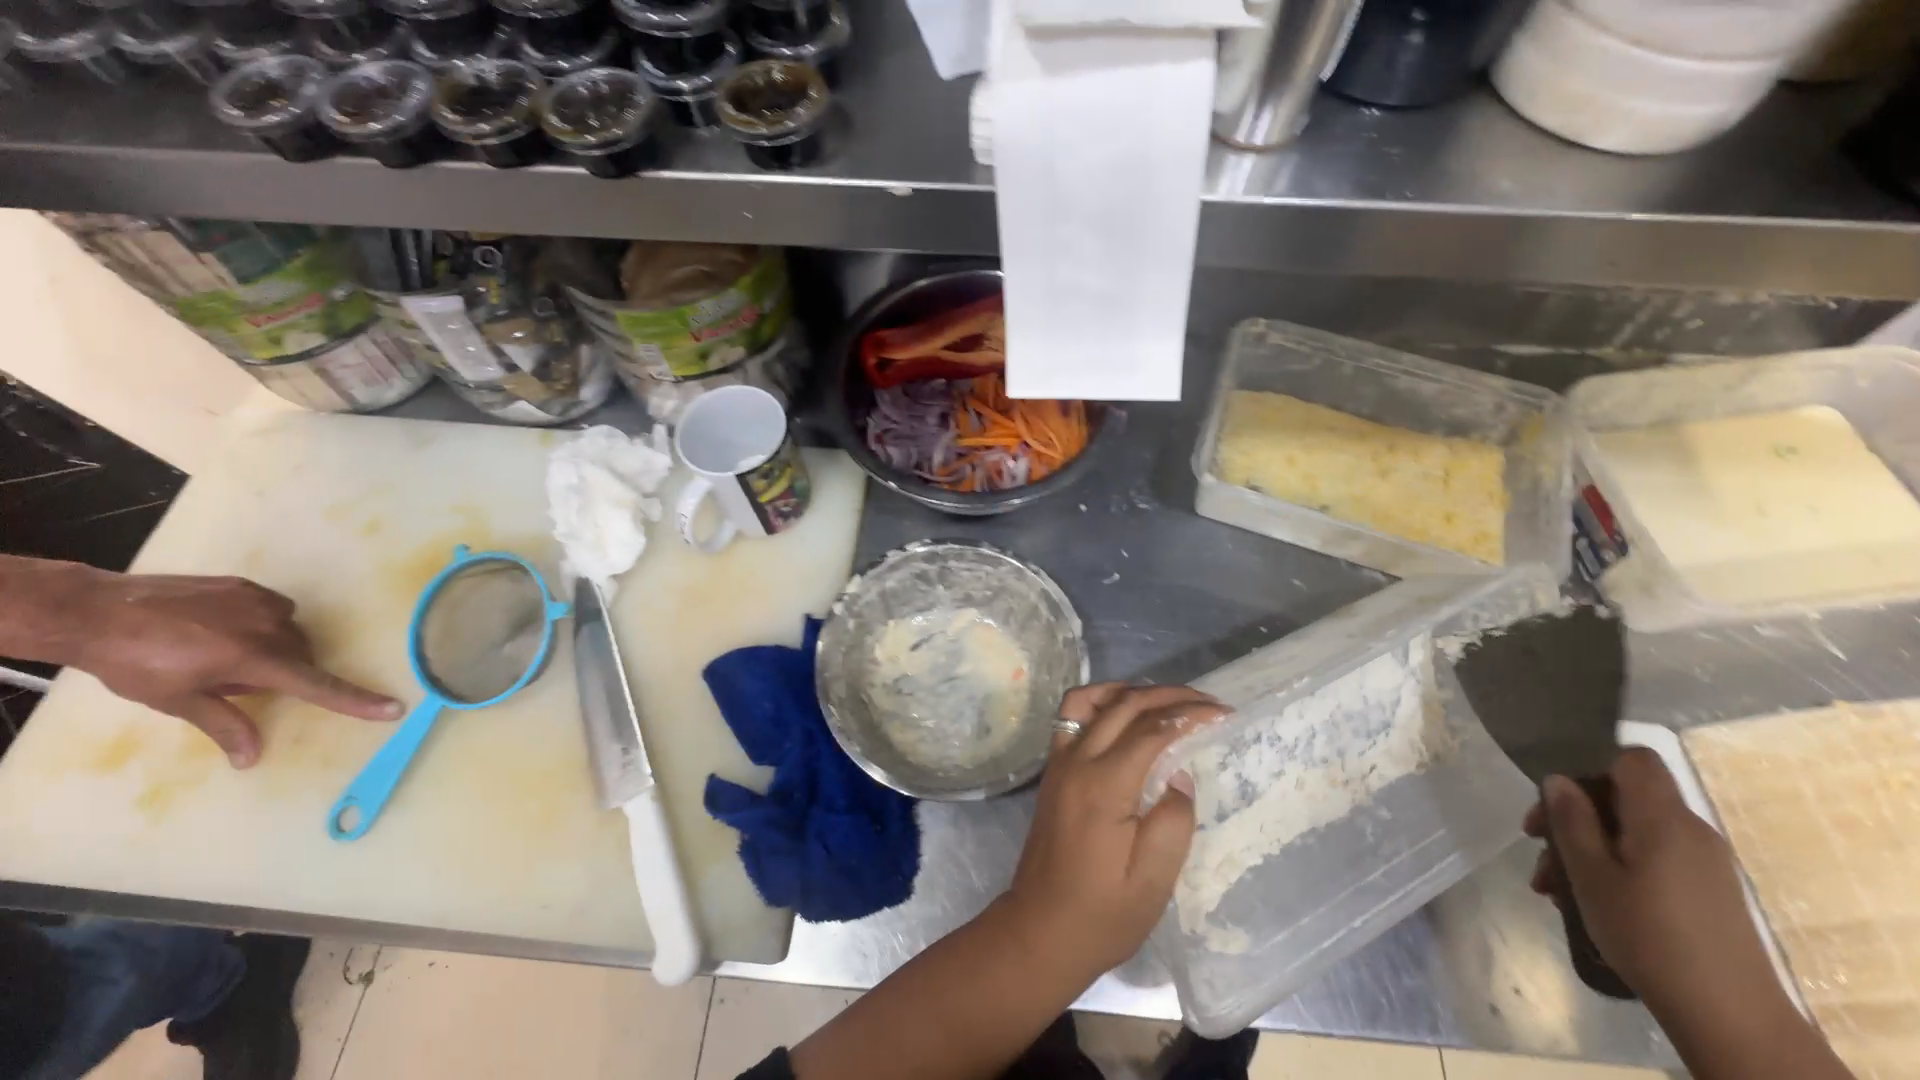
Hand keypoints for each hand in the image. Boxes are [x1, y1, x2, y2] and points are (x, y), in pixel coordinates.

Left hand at [64, 569, 400, 767]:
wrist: (98, 611)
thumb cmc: (136, 664)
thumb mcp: (177, 700)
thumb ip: (224, 724)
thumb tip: (252, 759)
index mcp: (255, 659)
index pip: (319, 686)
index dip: (357, 700)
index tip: (393, 708)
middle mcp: (270, 628)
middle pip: (301, 657)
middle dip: (281, 672)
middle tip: (230, 680)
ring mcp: (260, 602)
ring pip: (288, 633)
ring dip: (271, 647)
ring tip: (219, 650)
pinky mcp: (246, 585)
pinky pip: (273, 610)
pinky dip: (258, 624)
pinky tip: (217, 627)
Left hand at [1002, 683, 1228, 978]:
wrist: (1041, 931)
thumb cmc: (1103, 914)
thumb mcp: (1153, 880)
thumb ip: (1173, 821)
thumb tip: (1179, 776)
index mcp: (1103, 786)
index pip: (1151, 729)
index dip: (1190, 715)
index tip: (1225, 714)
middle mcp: (1076, 763)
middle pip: (1123, 706)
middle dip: (1169, 696)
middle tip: (1208, 703)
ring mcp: (1059, 764)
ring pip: (1091, 700)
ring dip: (1132, 692)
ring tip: (1169, 702)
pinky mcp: (1053, 773)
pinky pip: (1072, 717)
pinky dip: (1102, 702)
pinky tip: (1126, 714)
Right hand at [1525, 748, 1784, 1024]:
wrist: (1729, 1013)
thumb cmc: (1648, 935)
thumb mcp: (1591, 876)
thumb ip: (1572, 821)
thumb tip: (1559, 780)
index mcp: (1664, 818)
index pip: (1632, 758)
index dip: (1591, 763)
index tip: (1556, 796)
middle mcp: (1691, 829)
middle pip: (1626, 797)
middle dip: (1575, 815)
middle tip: (1536, 846)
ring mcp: (1704, 862)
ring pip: (1633, 832)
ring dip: (1588, 847)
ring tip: (1552, 887)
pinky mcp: (1708, 891)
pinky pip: (1652, 858)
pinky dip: (1616, 867)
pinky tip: (1589, 901)